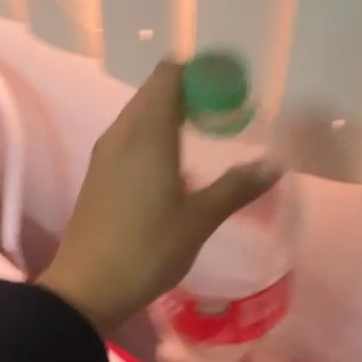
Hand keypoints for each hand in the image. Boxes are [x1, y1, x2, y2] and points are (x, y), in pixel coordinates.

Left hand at [37, 61, 282, 333]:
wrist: (86, 288)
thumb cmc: (146, 251)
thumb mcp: (198, 221)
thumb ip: (236, 187)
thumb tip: (275, 163)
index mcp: (148, 134)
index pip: (171, 74)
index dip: (202, 72)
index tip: (232, 88)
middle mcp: (123, 133)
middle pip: (156, 90)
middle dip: (192, 91)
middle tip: (228, 112)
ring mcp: (106, 153)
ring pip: (141, 113)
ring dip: (172, 114)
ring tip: (208, 134)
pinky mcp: (99, 174)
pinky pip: (131, 136)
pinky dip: (156, 135)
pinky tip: (176, 163)